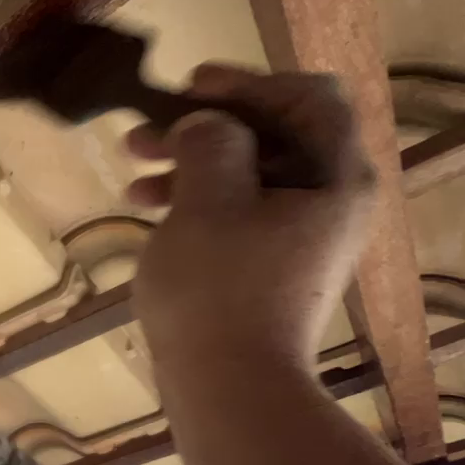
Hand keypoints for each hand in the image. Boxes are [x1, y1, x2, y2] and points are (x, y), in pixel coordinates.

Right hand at [126, 64, 377, 380]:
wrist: (230, 382)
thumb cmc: (216, 291)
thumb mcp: (205, 207)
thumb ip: (209, 148)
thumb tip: (205, 125)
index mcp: (332, 176)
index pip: (304, 100)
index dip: (247, 83)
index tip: (187, 85)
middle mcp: (331, 200)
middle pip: (274, 140)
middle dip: (205, 132)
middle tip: (138, 139)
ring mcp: (304, 238)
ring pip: (249, 180)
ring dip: (191, 171)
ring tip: (132, 183)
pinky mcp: (274, 268)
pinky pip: (240, 216)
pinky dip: (198, 206)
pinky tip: (155, 219)